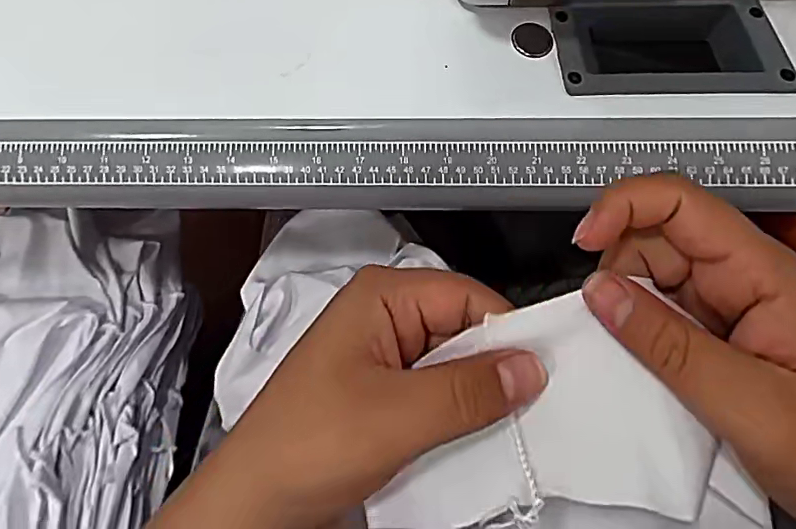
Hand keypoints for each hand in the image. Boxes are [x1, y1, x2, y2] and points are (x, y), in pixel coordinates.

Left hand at [150, 265, 548, 528]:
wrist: (254, 500)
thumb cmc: (301, 442)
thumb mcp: (397, 416)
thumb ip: (467, 391)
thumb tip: (524, 368)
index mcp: (381, 295)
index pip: (465, 295)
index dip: (505, 329)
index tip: (541, 368)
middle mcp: (382, 314)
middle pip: (460, 326)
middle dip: (491, 365)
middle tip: (524, 405)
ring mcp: (381, 351)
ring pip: (450, 360)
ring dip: (472, 393)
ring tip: (493, 426)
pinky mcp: (381, 387)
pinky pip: (433, 388)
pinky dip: (454, 411)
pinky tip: (464, 436)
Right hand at [574, 175, 795, 528]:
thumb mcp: (760, 412)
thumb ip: (673, 349)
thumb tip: (599, 291)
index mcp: (760, 269)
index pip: (678, 200)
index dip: (624, 204)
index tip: (585, 240)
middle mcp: (739, 273)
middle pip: (654, 232)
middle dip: (617, 264)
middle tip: (603, 319)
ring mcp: (727, 300)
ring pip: (650, 269)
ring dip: (623, 298)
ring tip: (626, 350)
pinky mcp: (715, 329)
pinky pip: (658, 306)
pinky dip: (635, 324)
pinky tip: (638, 357)